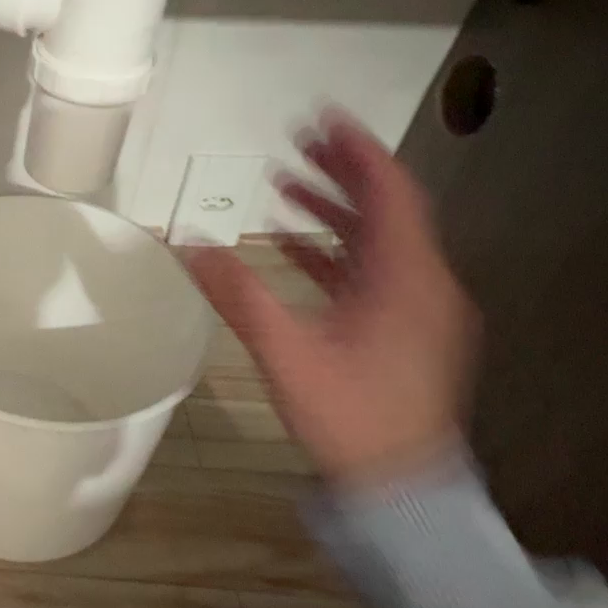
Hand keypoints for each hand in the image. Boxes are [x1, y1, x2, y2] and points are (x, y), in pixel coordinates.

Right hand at [183, 110, 478, 487]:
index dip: (357, 152)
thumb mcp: (287, 353)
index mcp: (406, 280)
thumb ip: (238, 294)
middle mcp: (421, 285)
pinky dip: (332, 250)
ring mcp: (414, 310)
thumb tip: (187, 244)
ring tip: (285, 184)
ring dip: (333, 210)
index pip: (389, 194)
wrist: (400, 489)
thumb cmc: (350, 417)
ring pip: (375, 242)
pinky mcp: (401, 332)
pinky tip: (291, 244)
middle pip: (384, 210)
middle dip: (340, 172)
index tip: (324, 118)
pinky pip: (368, 273)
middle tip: (298, 142)